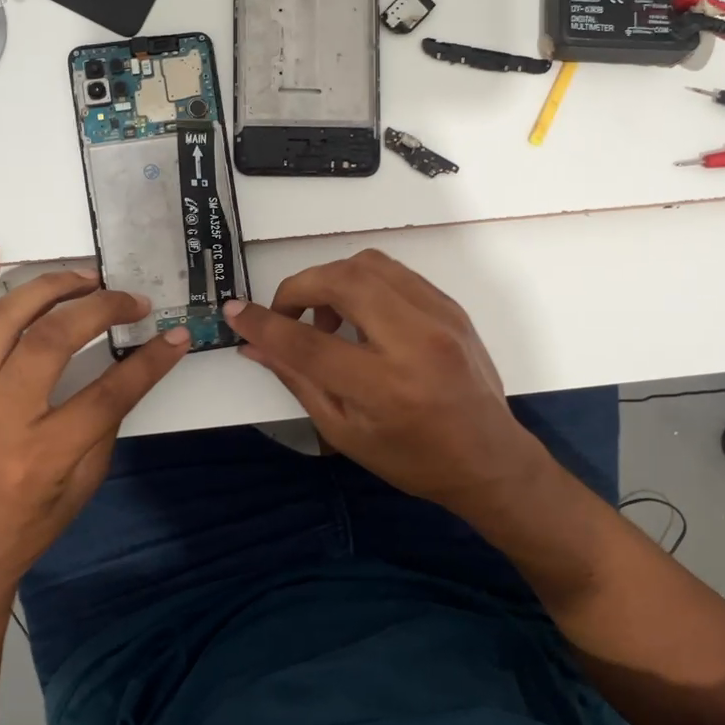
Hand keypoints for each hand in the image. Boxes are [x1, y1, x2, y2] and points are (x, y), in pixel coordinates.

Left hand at [0, 235, 189, 587]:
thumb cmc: (31, 520)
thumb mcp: (84, 480)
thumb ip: (104, 418)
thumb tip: (132, 360)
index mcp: (42, 453)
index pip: (106, 392)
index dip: (147, 360)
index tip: (174, 335)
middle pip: (52, 341)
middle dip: (99, 310)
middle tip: (129, 300)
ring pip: (4, 320)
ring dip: (48, 288)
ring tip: (84, 277)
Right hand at [221, 250, 552, 517]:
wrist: (488, 459)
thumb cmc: (413, 459)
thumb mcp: (345, 432)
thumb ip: (298, 381)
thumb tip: (255, 346)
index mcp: (384, 387)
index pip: (308, 343)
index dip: (264, 325)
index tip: (237, 314)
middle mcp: (415, 341)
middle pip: (341, 281)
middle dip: (299, 288)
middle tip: (287, 313)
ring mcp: (439, 317)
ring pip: (369, 264)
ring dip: (332, 280)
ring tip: (326, 318)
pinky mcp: (451, 306)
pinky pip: (395, 272)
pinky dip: (364, 283)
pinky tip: (360, 316)